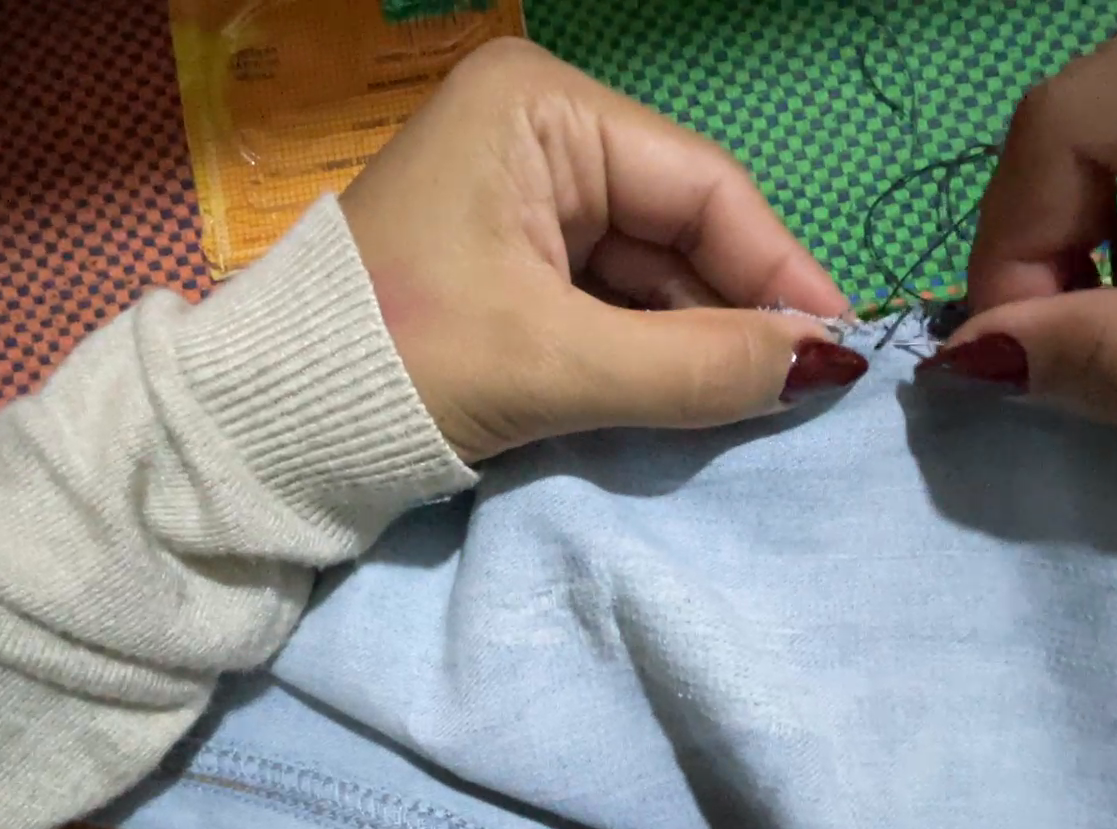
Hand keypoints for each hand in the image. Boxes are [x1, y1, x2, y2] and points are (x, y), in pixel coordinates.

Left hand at [340, 39, 856, 463]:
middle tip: (796, 387)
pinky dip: (646, 357)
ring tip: (748, 401)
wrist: (279, 429)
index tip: (838, 341)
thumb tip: (819, 363)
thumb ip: (690, 365)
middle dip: (735, 312)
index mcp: (539, 111)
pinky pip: (606, 309)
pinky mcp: (511, 271)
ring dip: (693, 342)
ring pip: (645, 277)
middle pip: (676, 230)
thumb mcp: (551, 363)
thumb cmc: (399, 366)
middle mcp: (536, 141)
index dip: (776, 267)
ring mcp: (523, 208)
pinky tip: (683, 396)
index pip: (698, 184)